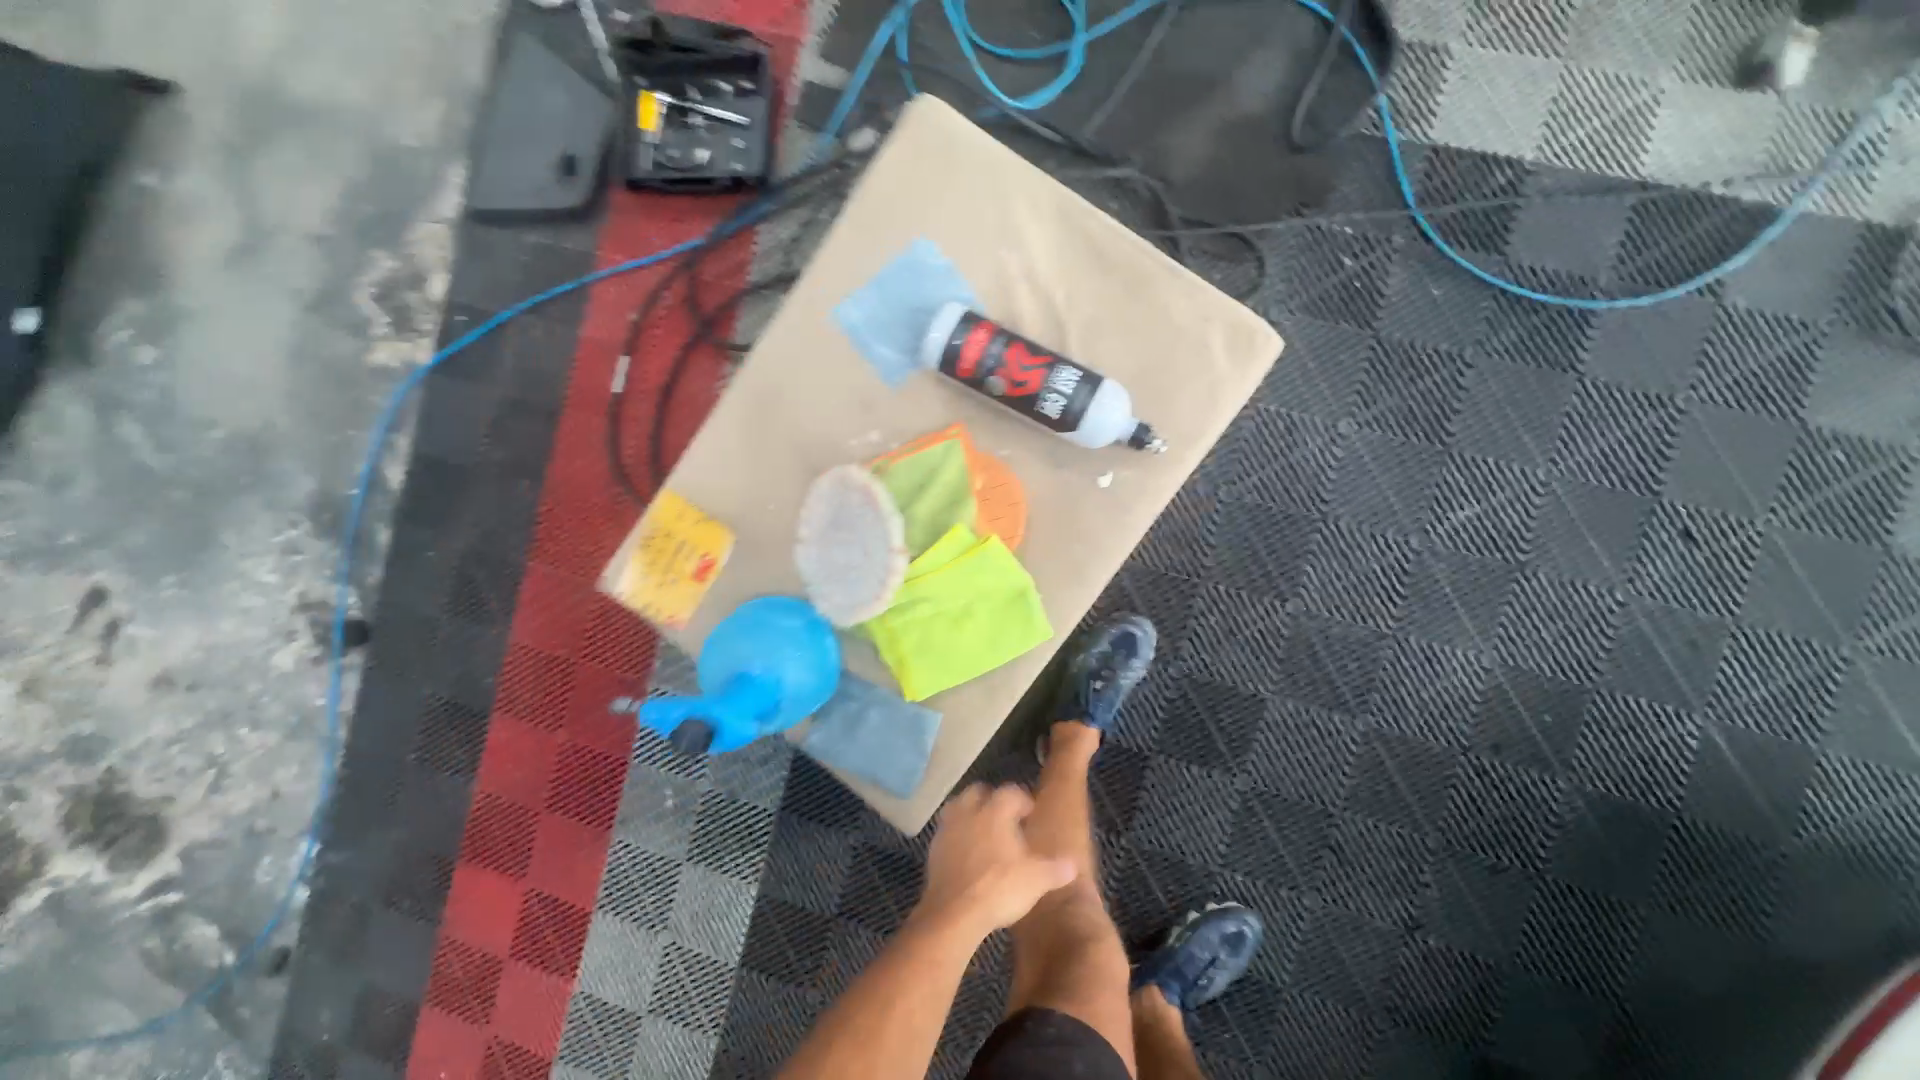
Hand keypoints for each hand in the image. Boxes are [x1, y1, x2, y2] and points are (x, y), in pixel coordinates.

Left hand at [915, 783, 1076, 939]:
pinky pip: (947, 832)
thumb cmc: (1000, 888)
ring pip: (958, 808)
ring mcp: (948, 829)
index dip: (1023, 800)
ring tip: (984, 833)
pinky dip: (958, 836)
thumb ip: (1056, 869)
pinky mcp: (933, 849)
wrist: (954, 913)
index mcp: (995, 811)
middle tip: (1006, 819)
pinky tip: (967, 854)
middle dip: (992, 800)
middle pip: (979, 792)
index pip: (1011, 791)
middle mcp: (969, 811)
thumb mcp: (1037, 880)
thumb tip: (1072, 865)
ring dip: (970, 814)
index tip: (1030, 813)